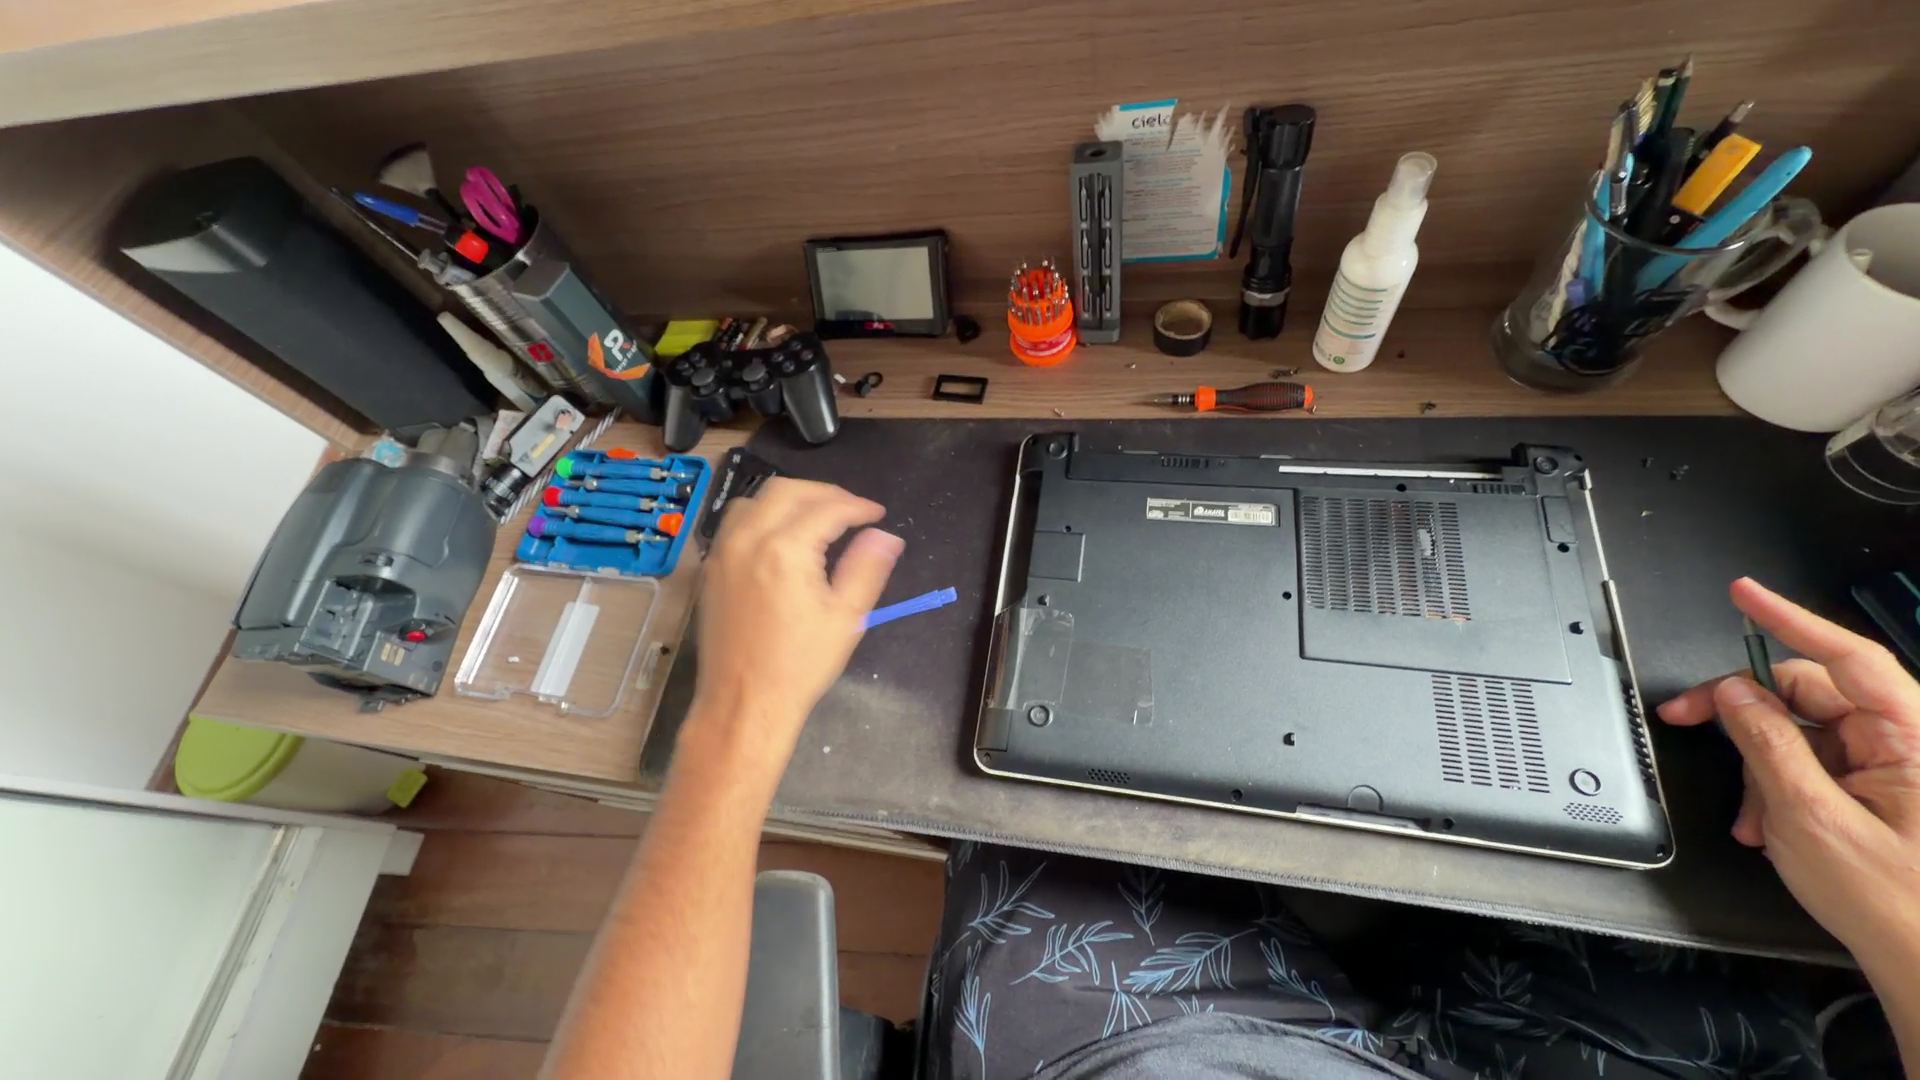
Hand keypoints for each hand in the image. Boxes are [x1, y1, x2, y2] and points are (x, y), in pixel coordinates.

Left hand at [689, 478, 902, 768]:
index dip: (858, 506)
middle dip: (824, 493)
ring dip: (790, 500)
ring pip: (755, 500)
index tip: (878, 514)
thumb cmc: (800, 664)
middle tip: (851, 510)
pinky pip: (735, 522)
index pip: (827, 508)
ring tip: (816, 518)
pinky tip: (781, 537)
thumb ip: (867, 567)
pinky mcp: (711, 569)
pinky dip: (762, 515)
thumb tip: (885, 534)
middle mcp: (748, 539)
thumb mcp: (847, 618)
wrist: (743, 702)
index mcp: (785, 549)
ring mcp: (723, 552)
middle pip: (787, 491)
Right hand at [1658, 578, 1919, 955]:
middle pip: (1808, 694)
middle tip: (1684, 718)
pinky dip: (1774, 785)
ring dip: (1757, 764)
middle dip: (1742, 709)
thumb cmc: (1897, 905)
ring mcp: (1894, 770)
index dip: (1790, 620)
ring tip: (1749, 812)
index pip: (1850, 659)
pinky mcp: (1880, 791)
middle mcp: (1909, 747)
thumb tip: (1733, 693)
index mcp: (1916, 744)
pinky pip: (1809, 763)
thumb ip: (1768, 744)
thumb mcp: (1810, 817)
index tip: (1743, 593)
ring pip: (1799, 732)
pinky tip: (1765, 820)